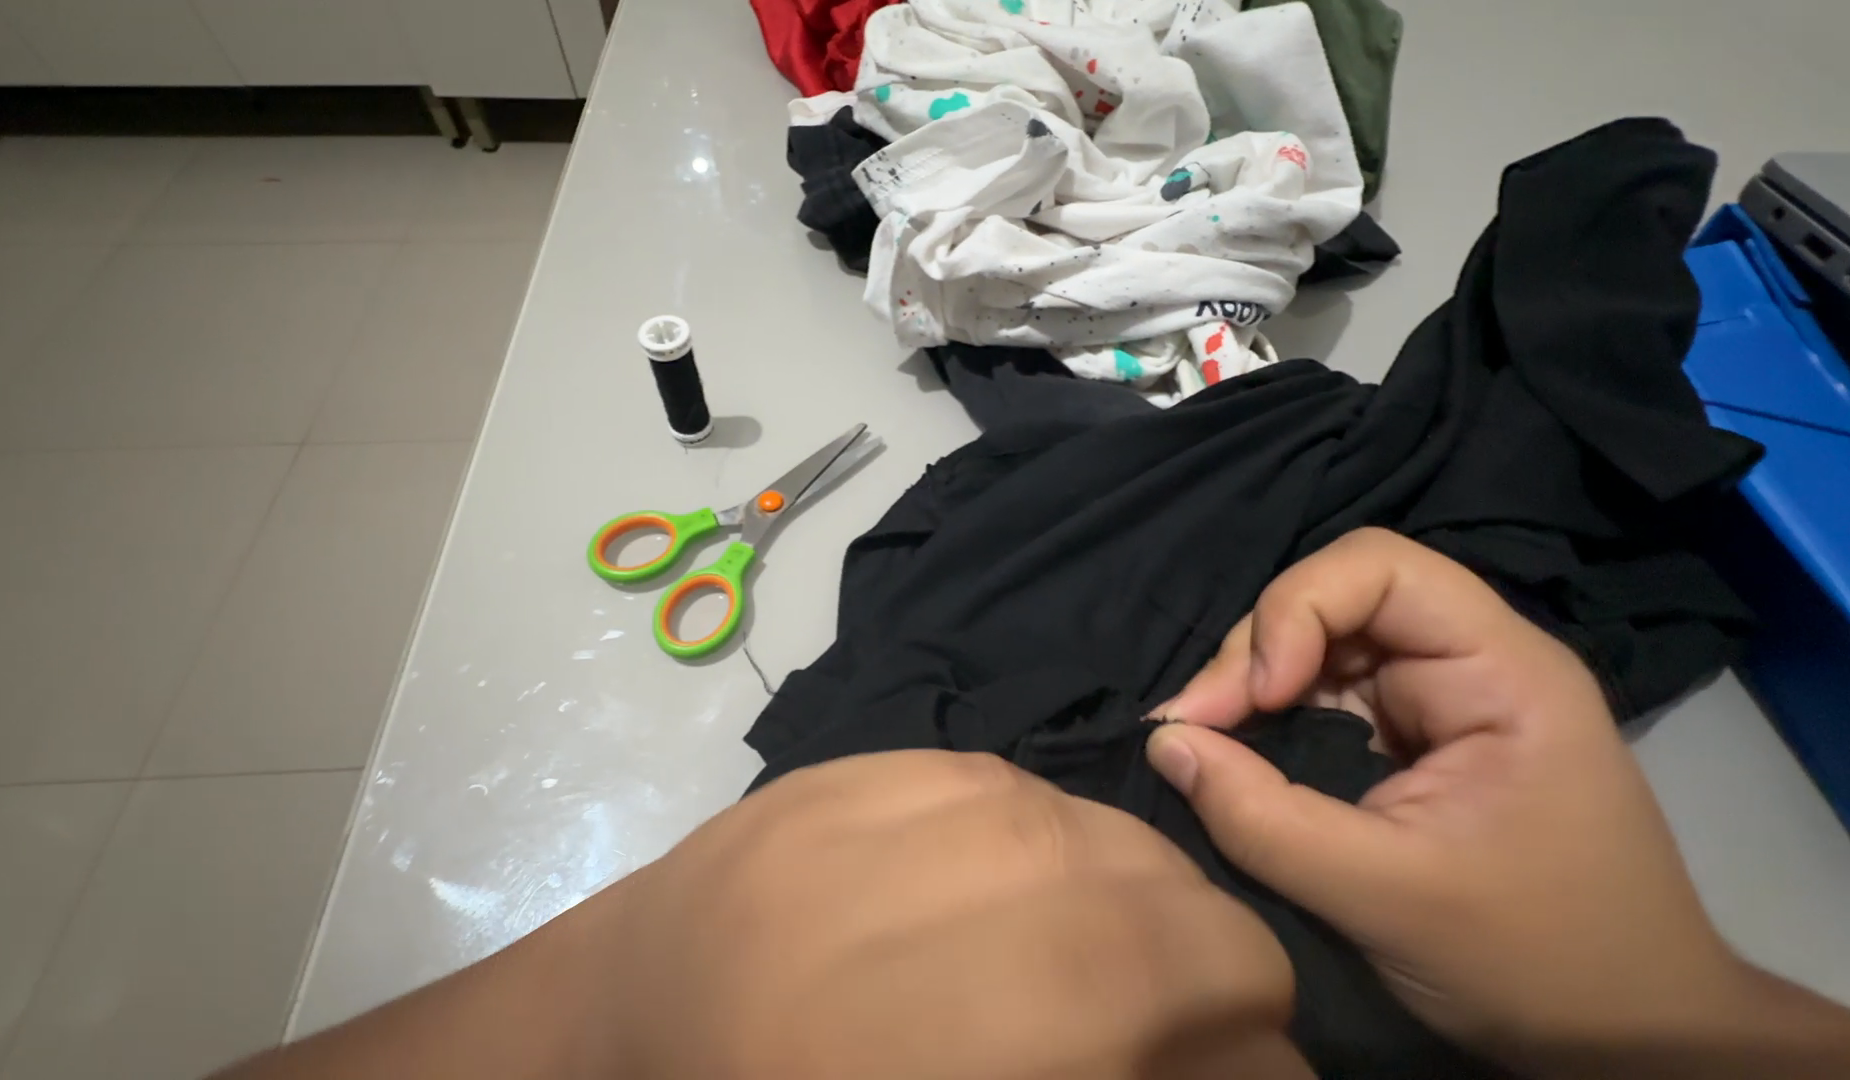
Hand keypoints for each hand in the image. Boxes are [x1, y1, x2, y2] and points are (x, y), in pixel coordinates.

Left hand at [573, 750, 1311, 1078]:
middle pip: (1122, 870)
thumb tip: (1224, 1052)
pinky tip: (1018, 872)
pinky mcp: (837, 768)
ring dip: (1118, 871)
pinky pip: (985, 776)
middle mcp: (906, 882)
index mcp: (930, 1024)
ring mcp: (863, 801)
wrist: (624, 1023)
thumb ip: (1099, 1069)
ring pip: (1061, 808)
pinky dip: (1035, 827)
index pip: (1158, 960)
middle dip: (1195, 936)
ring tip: (1104, 929)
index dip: (1245, 1006)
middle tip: (1188, 993)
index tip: (1257, 1049)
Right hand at [1145, 528, 1849, 1075]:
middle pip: (1329, 599)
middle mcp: (1460, 661)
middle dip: (1252, 654)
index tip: (1261, 696)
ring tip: (1199, 739)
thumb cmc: (1533, 962)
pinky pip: (1309, 692)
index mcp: (1498, 672)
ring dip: (1244, 684)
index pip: (1380, 569)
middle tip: (1194, 726)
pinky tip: (1230, 749)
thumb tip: (1163, 742)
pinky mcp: (1396, 731)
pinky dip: (1257, 713)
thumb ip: (1262, 818)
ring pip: (1308, 642)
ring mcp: (1426, 695)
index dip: (1300, 608)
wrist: (1621, 1033)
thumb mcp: (1385, 898)